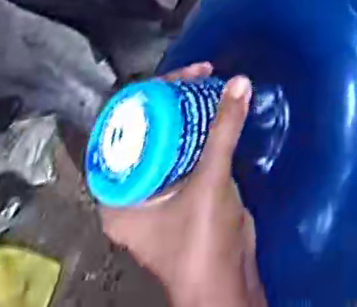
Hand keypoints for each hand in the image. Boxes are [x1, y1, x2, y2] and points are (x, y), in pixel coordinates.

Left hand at [99, 64, 263, 306]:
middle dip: (170, 100)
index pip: (118, 134)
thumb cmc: (200, 242)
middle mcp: (132, 191)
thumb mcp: (209, 182)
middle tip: (198, 74)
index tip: (173, 79)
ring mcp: (158, 191)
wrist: (226, 282)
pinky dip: (200, 127)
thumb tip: (238, 82)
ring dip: (187, 110)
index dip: (141, 101)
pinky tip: (218, 108)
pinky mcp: (184, 190)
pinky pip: (187, 149)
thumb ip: (224, 131)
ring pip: (167, 138)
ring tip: (209, 82)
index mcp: (118, 196)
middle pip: (144, 132)